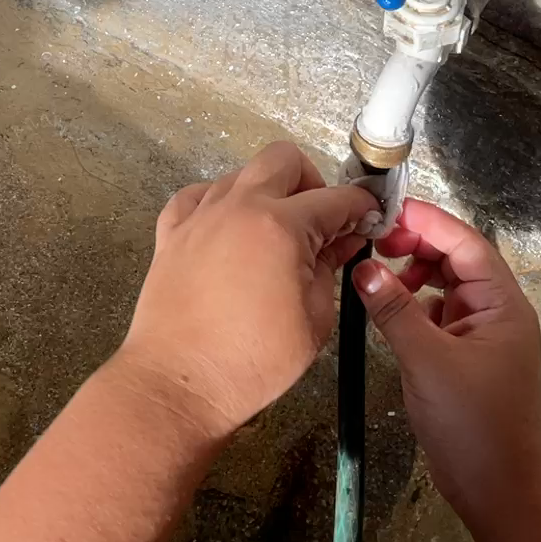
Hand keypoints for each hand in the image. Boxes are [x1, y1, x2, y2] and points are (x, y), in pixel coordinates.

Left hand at [115, 142, 378, 440]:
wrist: (178, 383)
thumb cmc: (252, 361)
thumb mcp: (314, 319)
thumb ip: (330, 268)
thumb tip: (343, 239)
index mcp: (281, 225)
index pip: (335, 199)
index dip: (361, 206)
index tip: (369, 217)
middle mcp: (239, 206)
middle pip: (285, 158)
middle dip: (312, 181)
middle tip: (319, 220)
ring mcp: (200, 215)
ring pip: (242, 173)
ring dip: (267, 193)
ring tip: (274, 232)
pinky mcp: (171, 232)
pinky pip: (198, 196)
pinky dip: (219, 203)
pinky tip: (228, 231)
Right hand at [353, 199, 540, 525]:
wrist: (499, 491)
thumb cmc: (473, 422)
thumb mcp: (428, 360)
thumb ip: (394, 309)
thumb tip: (362, 265)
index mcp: (500, 302)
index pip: (466, 243)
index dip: (429, 221)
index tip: (388, 210)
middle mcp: (493, 310)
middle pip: (456, 259)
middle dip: (417, 245)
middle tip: (376, 245)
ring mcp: (479, 333)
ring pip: (444, 285)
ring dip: (413, 275)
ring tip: (378, 278)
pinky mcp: (462, 355)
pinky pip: (435, 314)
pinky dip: (412, 304)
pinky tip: (388, 310)